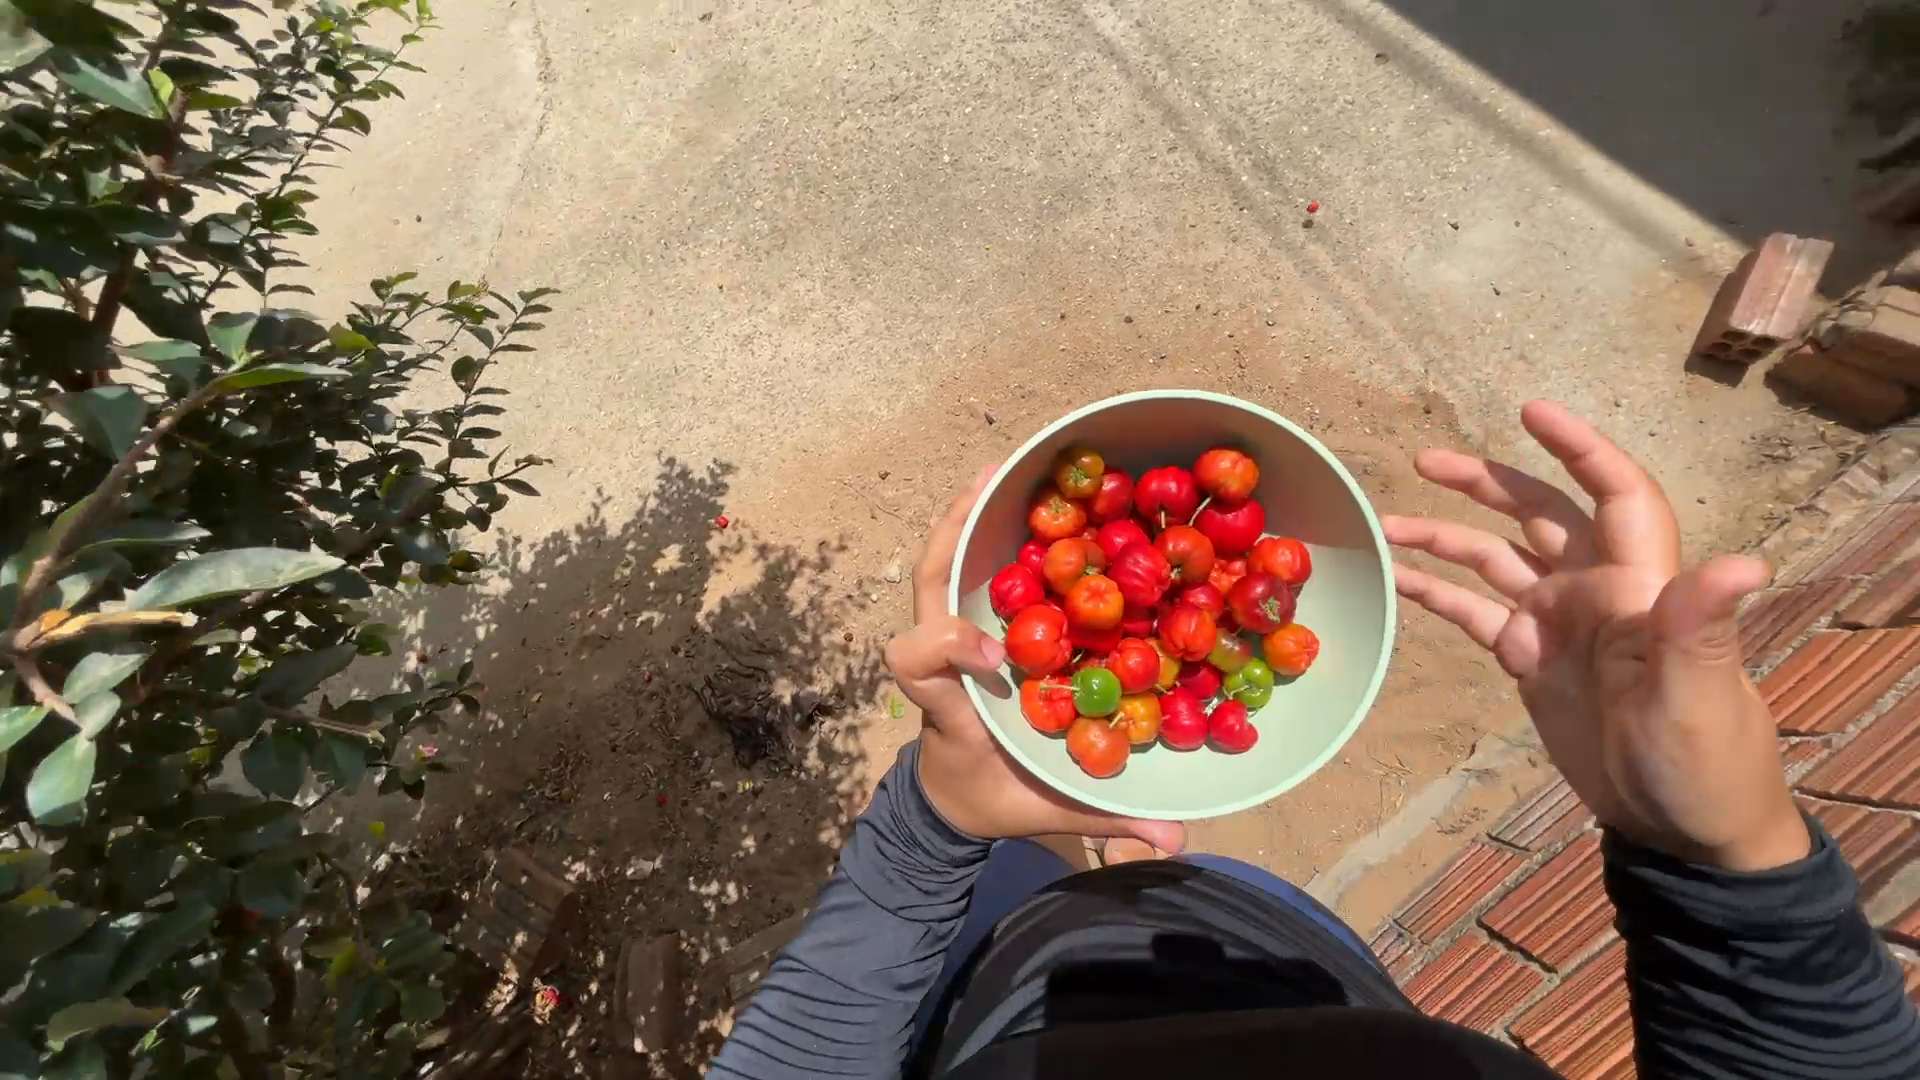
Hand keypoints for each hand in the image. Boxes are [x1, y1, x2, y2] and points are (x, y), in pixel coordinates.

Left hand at [884, 467, 1184, 853]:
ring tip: (999, 473)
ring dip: (964, 519)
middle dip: (951, 539)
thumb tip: (1175, 838)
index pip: (917, 664)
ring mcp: (949, 638)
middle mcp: (943, 664)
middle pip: (926, 589)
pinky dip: (977, 535)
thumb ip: (1100, 819)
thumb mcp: (1040, 809)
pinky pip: (962, 573)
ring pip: (940, 568)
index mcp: (951, 705)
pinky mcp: (965, 627)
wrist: (953, 793)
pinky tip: (1012, 505)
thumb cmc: (991, 793)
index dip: (946, 648)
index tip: (995, 661)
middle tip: (989, 486)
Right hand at [1383, 402, 1806, 870]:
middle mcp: (1591, 590)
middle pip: (1534, 516)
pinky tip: (1396, 581)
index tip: (1530, 413)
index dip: (1579, 450)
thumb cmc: (1705, 760)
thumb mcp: (1699, 696)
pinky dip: (1433, 593)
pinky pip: (1470, 611)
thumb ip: (1699, 628)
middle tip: (1423, 461)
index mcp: (1637, 586)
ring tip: (1386, 527)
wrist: (1674, 823)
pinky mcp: (1525, 654)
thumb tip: (1741, 563)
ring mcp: (1554, 621)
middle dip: (1483, 482)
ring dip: (1440, 539)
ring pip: (1489, 560)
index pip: (1614, 497)